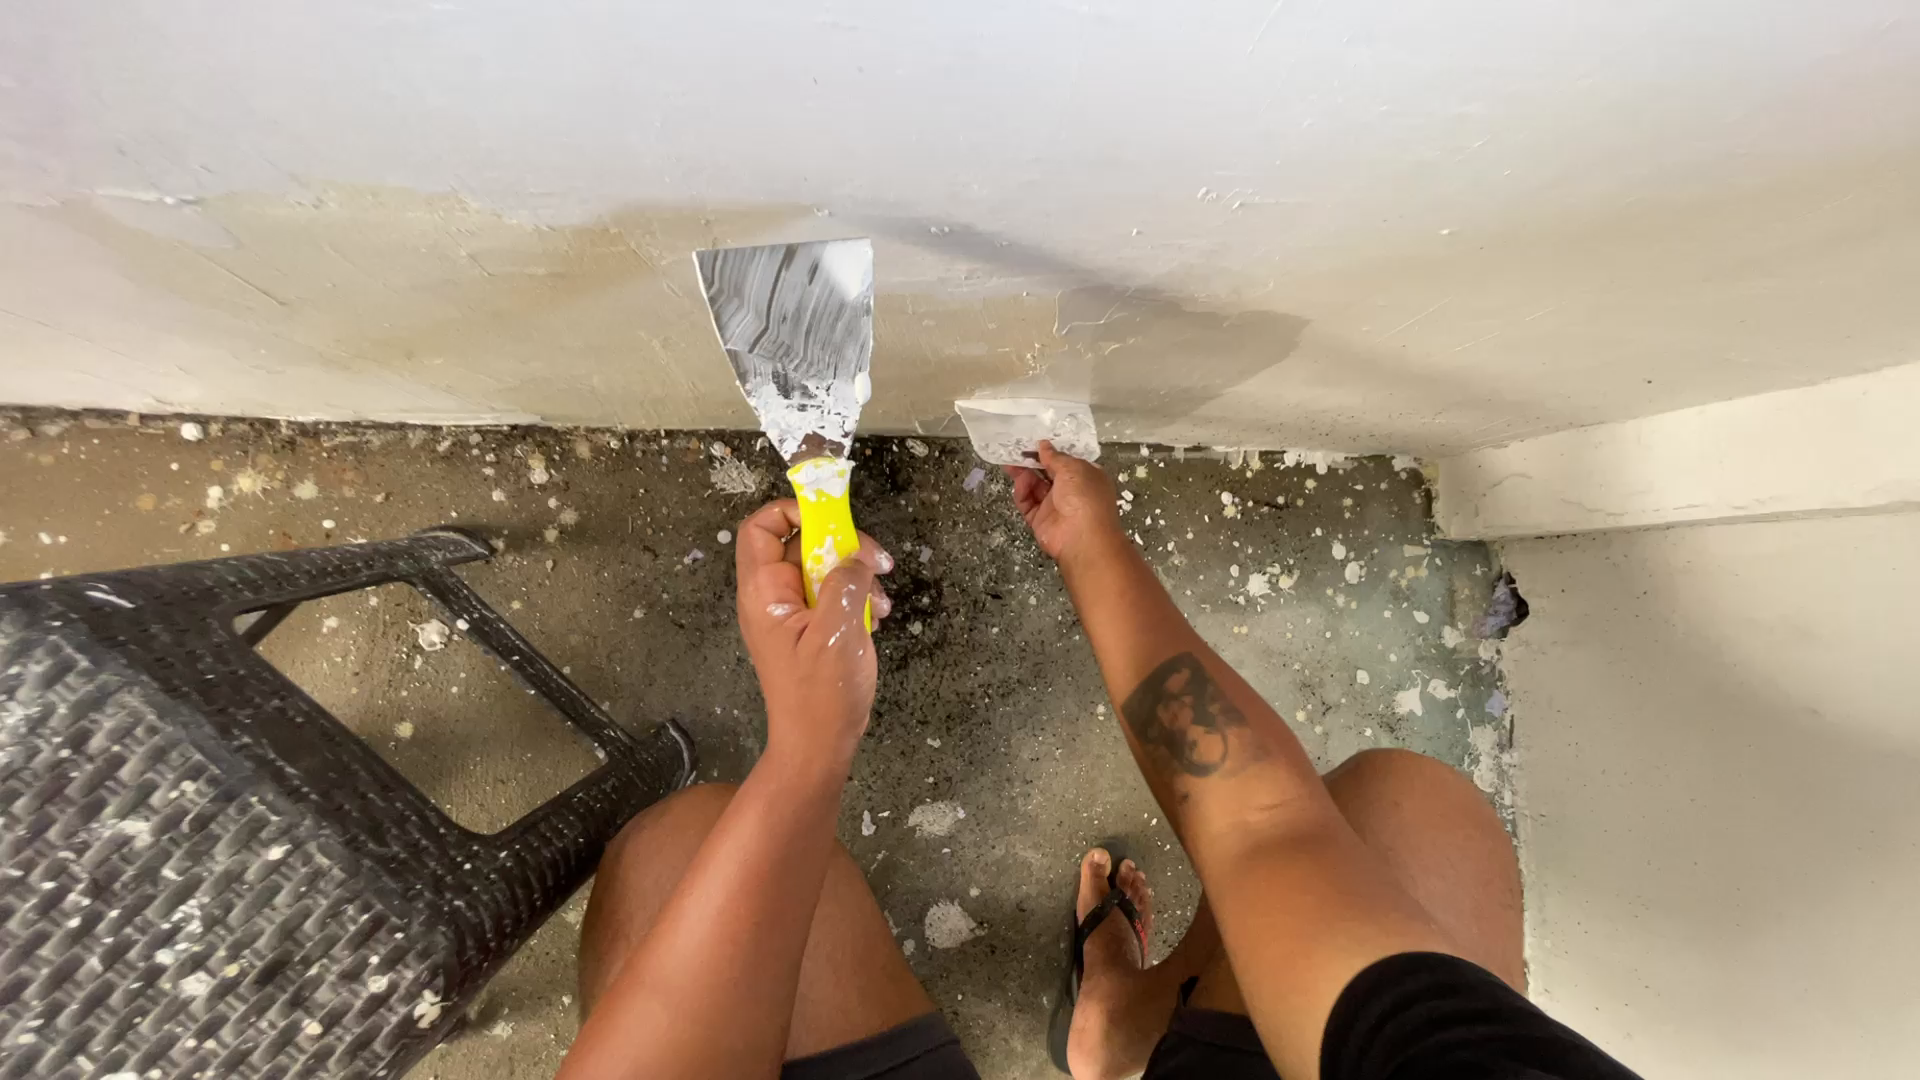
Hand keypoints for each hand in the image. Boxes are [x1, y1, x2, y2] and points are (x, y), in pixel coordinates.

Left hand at [734, 500, 894, 768]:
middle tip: (874, 560)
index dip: (792, 511)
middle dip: (841, 544)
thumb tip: (855, 557)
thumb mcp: (837, 631)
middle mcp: (773, 597)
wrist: (820, 745)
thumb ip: (845, 582)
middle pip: (799, 542)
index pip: (760, 528)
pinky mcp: (813, 627)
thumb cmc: (821, 693)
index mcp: (764, 593)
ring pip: (822, 566)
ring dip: (856, 573)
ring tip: (880, 599)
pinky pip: (833, 592)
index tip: (834, 518)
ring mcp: (793, 613)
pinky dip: (858, 595)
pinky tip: (878, 615)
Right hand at [1004, 441, 1122, 563]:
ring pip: (1035, 486)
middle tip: (1015, 450)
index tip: (1034, 441)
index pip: (1065, 461)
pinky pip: (1028, 503)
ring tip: (1011, 464)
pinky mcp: (1040, 519)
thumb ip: (1055, 457)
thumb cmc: (1085, 497)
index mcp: (1085, 476)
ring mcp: (1054, 506)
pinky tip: (1020, 484)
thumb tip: (1044, 445)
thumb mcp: (1073, 468)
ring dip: (1024, 474)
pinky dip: (1022, 492)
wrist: (1082, 538)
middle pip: (1047, 473)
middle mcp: (1070, 491)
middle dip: (1032, 462)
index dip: (1050, 451)